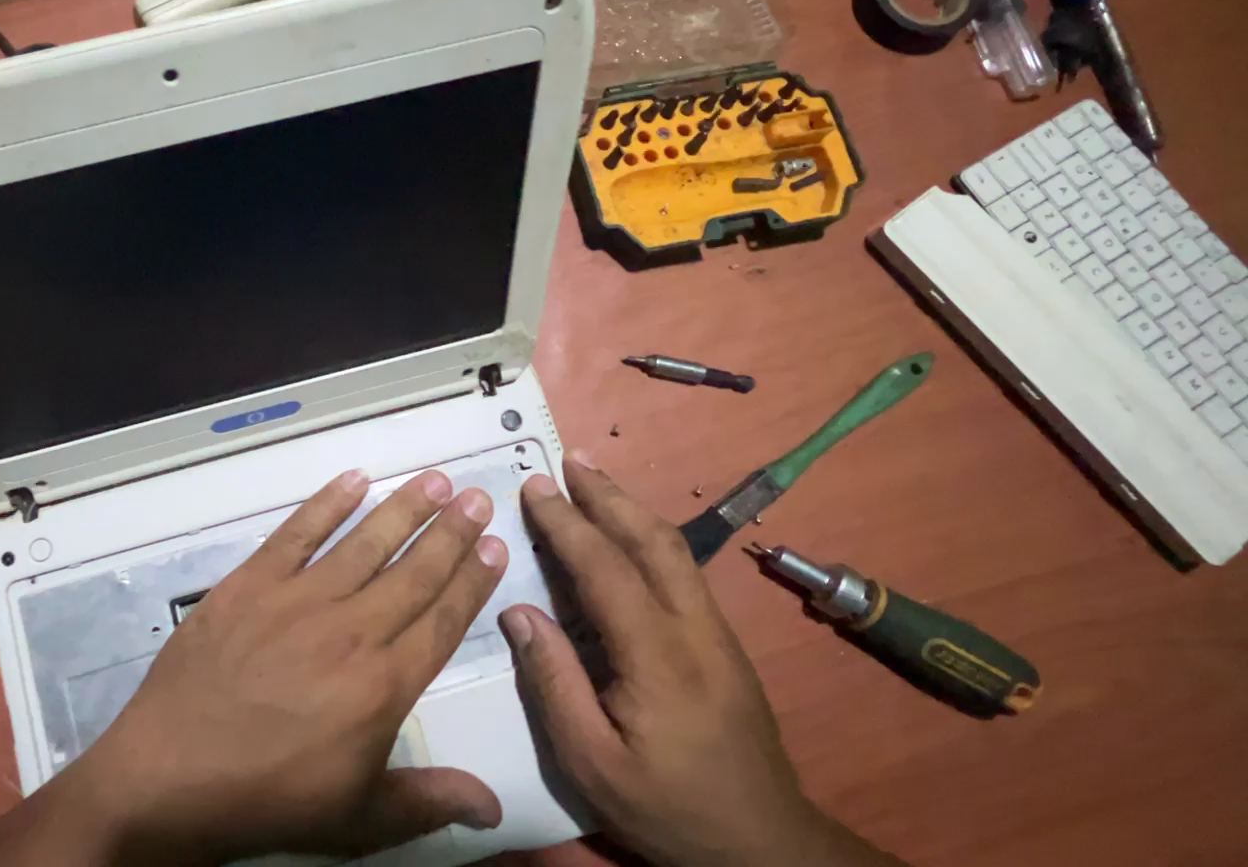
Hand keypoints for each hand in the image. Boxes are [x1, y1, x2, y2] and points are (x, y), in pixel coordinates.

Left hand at [0, 468, 510, 865]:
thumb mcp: (358, 819)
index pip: (442, 620)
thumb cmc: (270, 798)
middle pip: (413, 572)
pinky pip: (298, 533)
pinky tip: (354, 479)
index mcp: (383, 685)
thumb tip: (494, 806)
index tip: (494, 546)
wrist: (173, 774)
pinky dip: (327, 504)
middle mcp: (351, 630)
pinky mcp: (253, 581)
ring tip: (433, 479)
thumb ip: (428, 802)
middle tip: (476, 497)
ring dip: (403, 508)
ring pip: (365, 543)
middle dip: (450, 532)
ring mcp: (299, 599)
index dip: (472, 580)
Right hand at [503, 456, 907, 866]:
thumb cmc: (667, 807)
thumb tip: (519, 612)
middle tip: (569, 458)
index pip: (605, 569)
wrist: (765, 844)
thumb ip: (553, 683)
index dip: (567, 524)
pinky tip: (627, 531)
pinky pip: (682, 569)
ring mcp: (716, 632)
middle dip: (607, 495)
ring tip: (594, 478)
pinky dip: (648, 534)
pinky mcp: (724, 642)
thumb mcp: (591, 763)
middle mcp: (693, 630)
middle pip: (651, 541)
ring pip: (674, 549)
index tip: (535, 487)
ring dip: (630, 507)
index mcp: (657, 658)